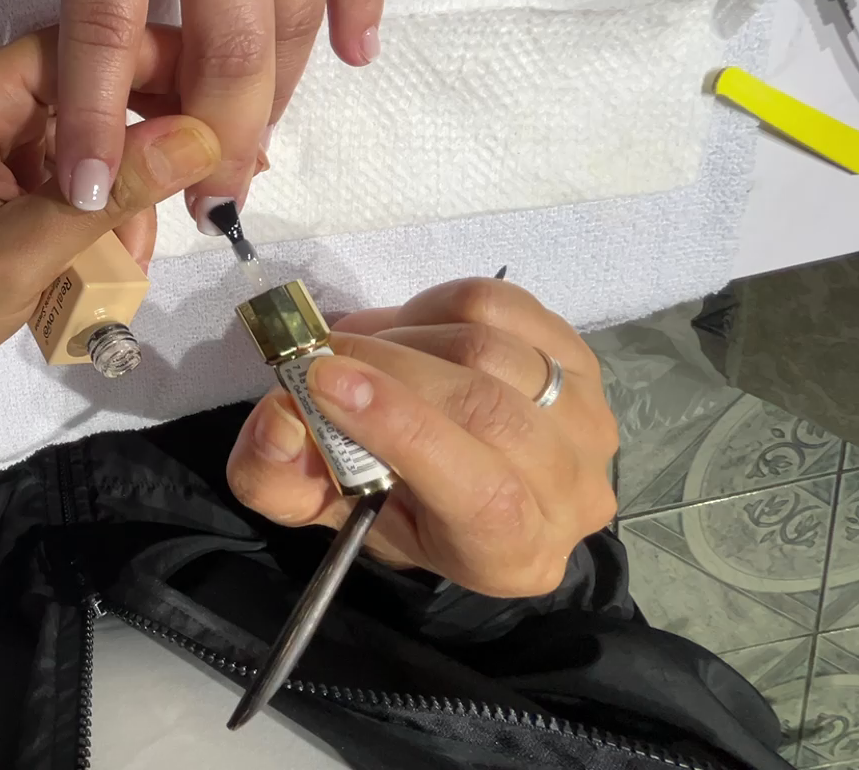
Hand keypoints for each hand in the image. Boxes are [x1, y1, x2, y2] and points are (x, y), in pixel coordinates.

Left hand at [0, 27, 220, 389]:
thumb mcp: (24, 251)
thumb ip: (110, 194)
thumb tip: (202, 137)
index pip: (78, 48)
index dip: (155, 68)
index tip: (223, 109)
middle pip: (89, 95)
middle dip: (143, 150)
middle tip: (203, 192)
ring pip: (86, 143)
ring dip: (120, 197)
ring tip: (132, 262)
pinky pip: (64, 175)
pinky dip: (92, 213)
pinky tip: (111, 260)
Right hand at [224, 279, 618, 597]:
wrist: (427, 465)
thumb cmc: (370, 492)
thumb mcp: (301, 498)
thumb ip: (271, 473)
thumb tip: (282, 418)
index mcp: (504, 553)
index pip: (483, 494)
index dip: (401, 427)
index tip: (321, 378)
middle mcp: (568, 495)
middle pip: (486, 408)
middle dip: (385, 364)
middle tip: (320, 352)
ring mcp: (586, 424)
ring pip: (492, 350)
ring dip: (403, 336)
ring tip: (362, 351)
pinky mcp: (580, 360)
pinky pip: (505, 308)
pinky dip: (436, 304)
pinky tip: (410, 330)